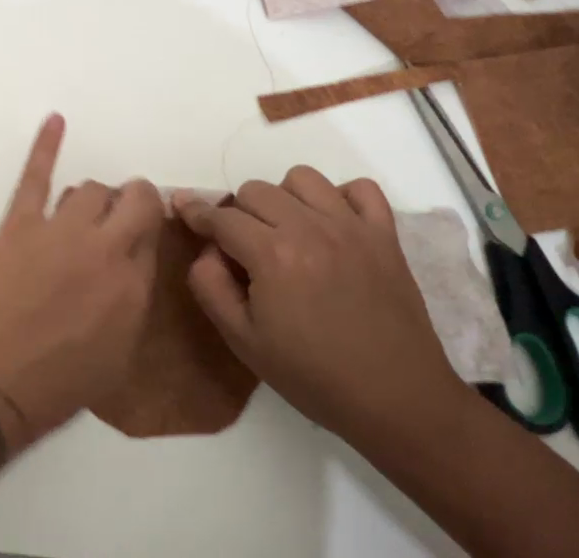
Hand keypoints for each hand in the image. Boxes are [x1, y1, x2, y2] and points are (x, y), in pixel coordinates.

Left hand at [0, 114, 165, 440]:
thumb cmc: (59, 385)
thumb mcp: (118, 354)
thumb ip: (132, 301)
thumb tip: (133, 267)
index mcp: (133, 285)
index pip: (152, 233)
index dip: (147, 229)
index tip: (142, 231)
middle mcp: (104, 249)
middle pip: (130, 200)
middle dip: (132, 201)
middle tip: (121, 215)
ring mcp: (60, 232)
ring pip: (88, 189)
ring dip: (91, 199)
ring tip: (84, 214)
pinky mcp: (19, 225)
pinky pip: (35, 176)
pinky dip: (45, 146)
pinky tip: (55, 121)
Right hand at [174, 167, 464, 440]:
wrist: (396, 399)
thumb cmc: (312, 375)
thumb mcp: (243, 341)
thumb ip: (210, 286)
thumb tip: (207, 249)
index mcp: (272, 255)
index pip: (221, 216)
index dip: (196, 212)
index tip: (182, 208)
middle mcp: (311, 228)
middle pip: (256, 189)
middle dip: (238, 212)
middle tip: (243, 247)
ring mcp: (352, 228)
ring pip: (302, 178)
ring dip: (284, 198)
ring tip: (286, 231)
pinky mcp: (385, 236)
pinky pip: (360, 188)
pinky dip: (340, 197)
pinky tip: (331, 225)